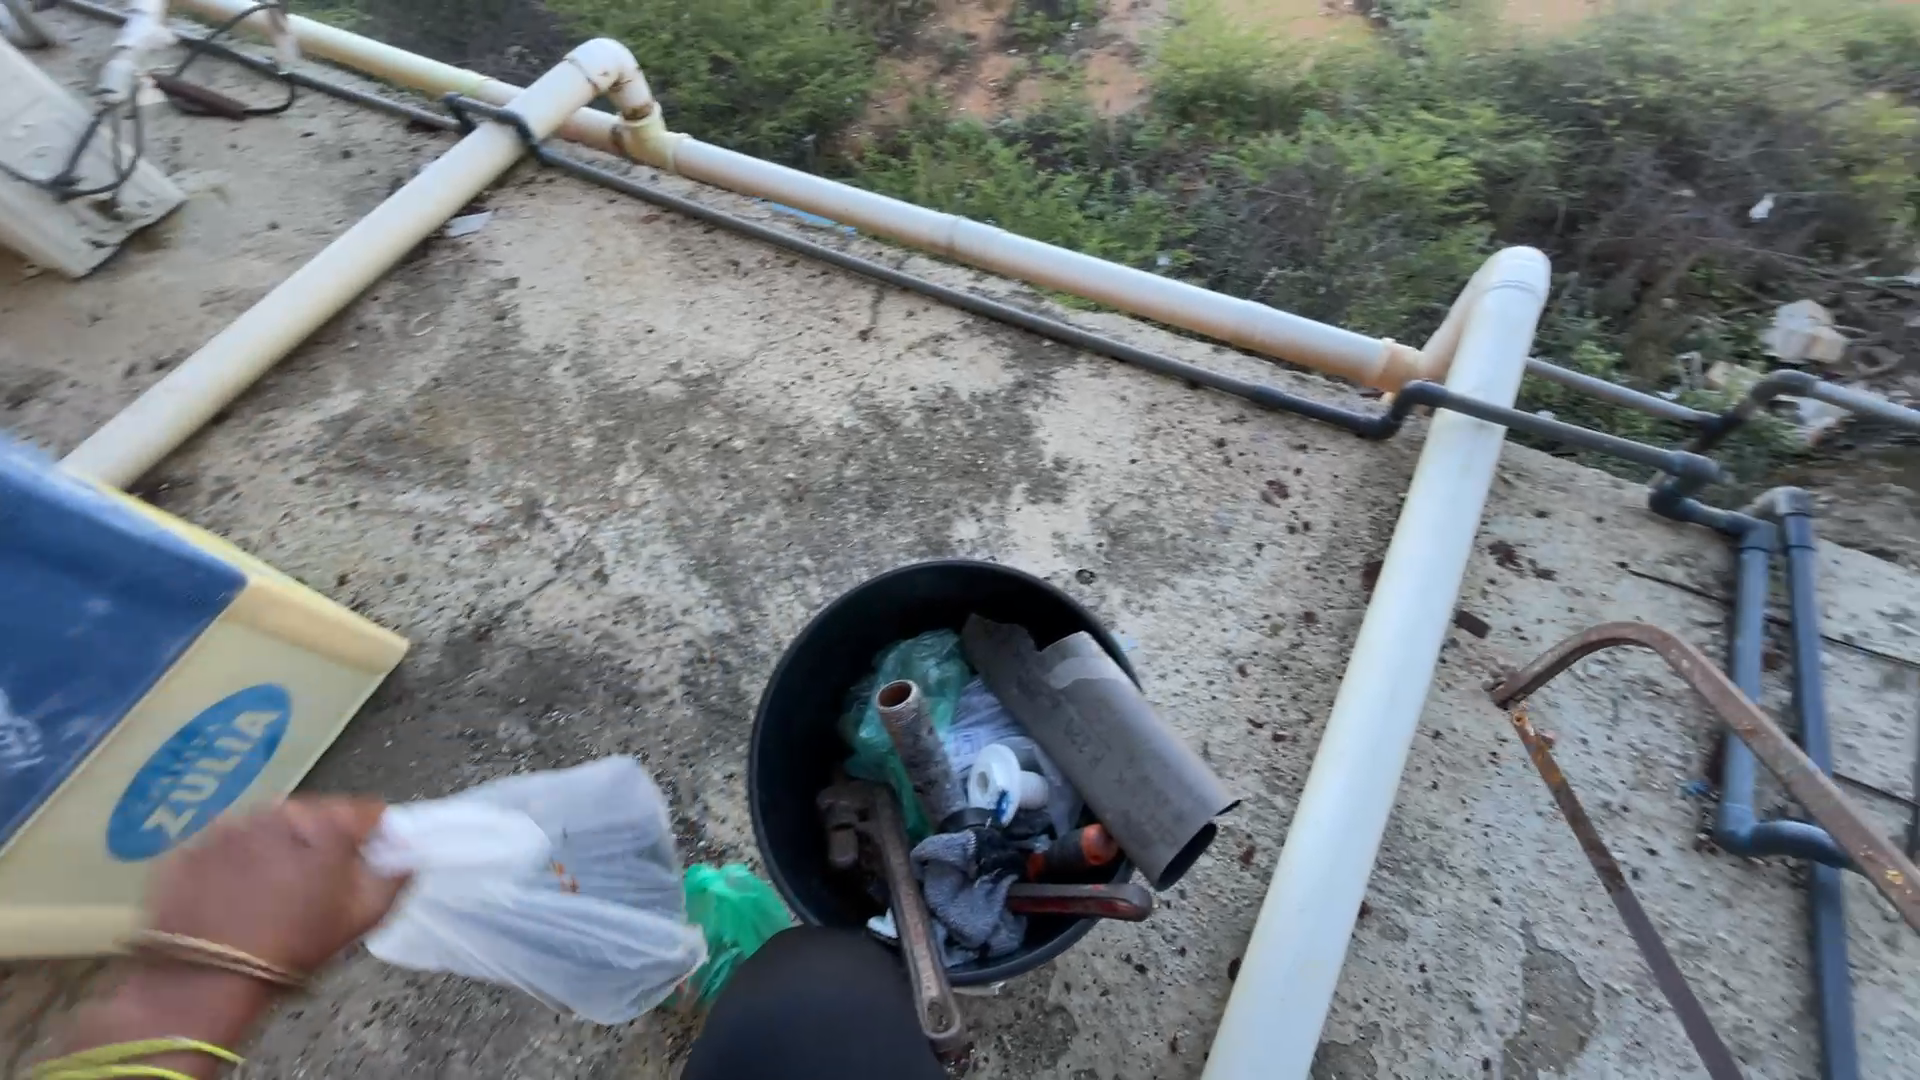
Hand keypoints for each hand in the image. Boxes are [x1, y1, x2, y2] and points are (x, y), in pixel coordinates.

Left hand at [46, 799, 408, 1076]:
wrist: (201, 984)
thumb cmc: (295, 944)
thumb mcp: (366, 914)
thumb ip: (399, 874)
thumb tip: (406, 853)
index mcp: (333, 822)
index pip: (369, 810)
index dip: (372, 835)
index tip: (362, 860)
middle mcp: (285, 811)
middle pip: (319, 812)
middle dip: (322, 837)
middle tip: (314, 875)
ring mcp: (232, 826)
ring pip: (272, 824)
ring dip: (280, 843)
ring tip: (272, 881)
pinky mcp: (191, 847)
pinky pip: (228, 842)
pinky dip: (237, 857)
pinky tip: (235, 887)